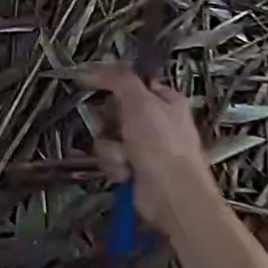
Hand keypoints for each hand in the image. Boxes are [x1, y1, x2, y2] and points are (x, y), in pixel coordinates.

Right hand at [80, 65, 219, 237]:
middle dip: (109, 121)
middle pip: (114, 110)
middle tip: (115, 126)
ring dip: (112, 147)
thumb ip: (118, 79)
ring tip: (126, 156)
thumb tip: (95, 71)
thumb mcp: (140, 100)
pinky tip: (128, 170)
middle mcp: (155, 123)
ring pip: (107, 135)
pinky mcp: (133, 169)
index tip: (95, 84)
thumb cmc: (166, 147)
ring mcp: (144, 148)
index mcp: (165, 101)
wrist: (172, 196)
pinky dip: (114, 164)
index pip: (132, 83)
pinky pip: (109, 157)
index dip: (113, 84)